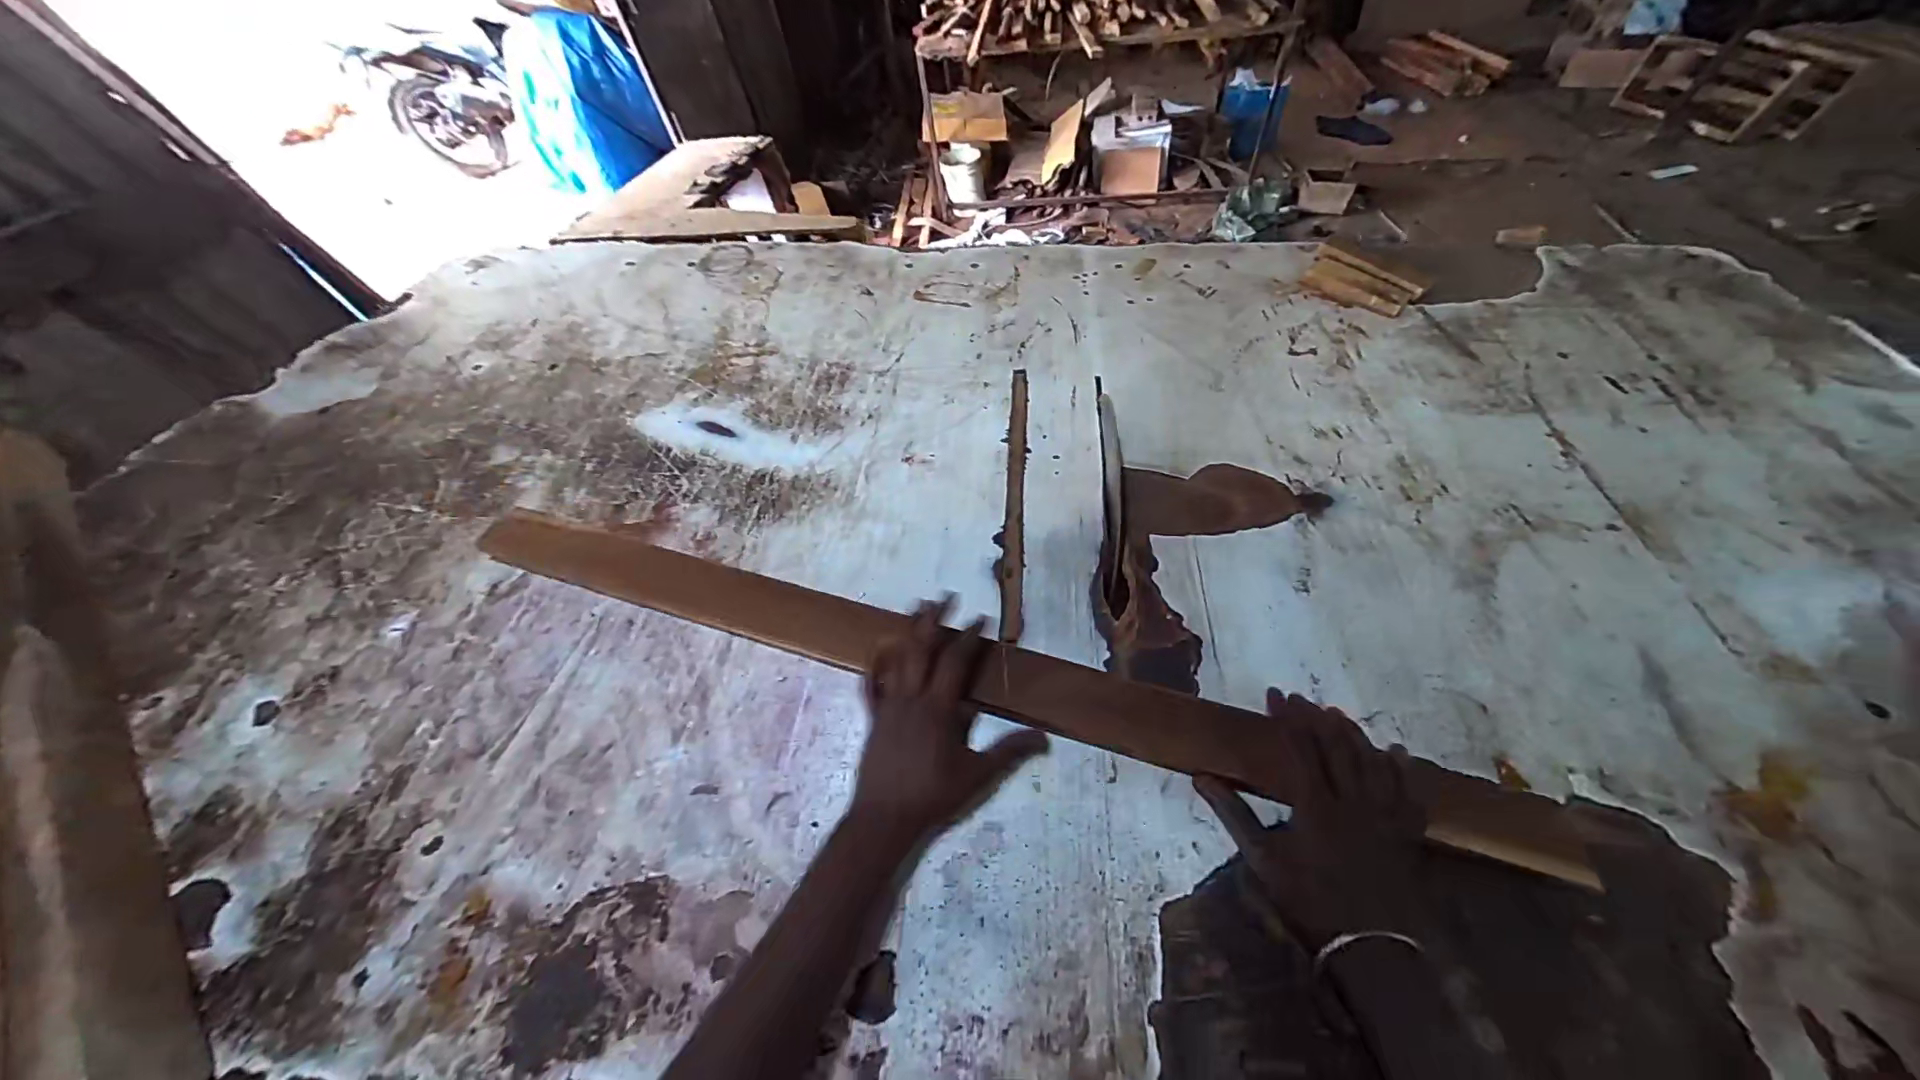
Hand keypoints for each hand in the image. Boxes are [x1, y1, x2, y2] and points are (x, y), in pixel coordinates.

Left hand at [851, 597, 1049, 842]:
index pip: (956, 662)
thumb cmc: (933, 795)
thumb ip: (1010, 752)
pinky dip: (874, 667)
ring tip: (915, 609)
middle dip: (934, 620)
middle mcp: (912, 698)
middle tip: (944, 597)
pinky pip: (871, 687)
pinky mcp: (874, 720)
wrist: (884, 818)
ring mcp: (889, 707)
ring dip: (907, 632)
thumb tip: (1044, 737)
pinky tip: (875, 653)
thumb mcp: (978, 775)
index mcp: (939, 708)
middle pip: (921, 650)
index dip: (969, 638)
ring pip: (897, 660)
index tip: (981, 619)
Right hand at [1194, 690, 1426, 950]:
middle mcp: (1353, 802)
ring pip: (1373, 762)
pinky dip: (1403, 769)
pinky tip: (1398, 751)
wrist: (1370, 946)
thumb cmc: (1309, 901)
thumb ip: (1233, 815)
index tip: (1275, 694)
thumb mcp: (1262, 859)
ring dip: (1354, 734)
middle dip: (1317, 718)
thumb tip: (1202, 778)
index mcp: (1316, 805)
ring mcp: (1385, 816)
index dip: (1287, 718)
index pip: (1299, 748)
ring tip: (1338, 714)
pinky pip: (1409, 792)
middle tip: (1302, 698)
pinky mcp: (1406, 833)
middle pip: (1337, 748)